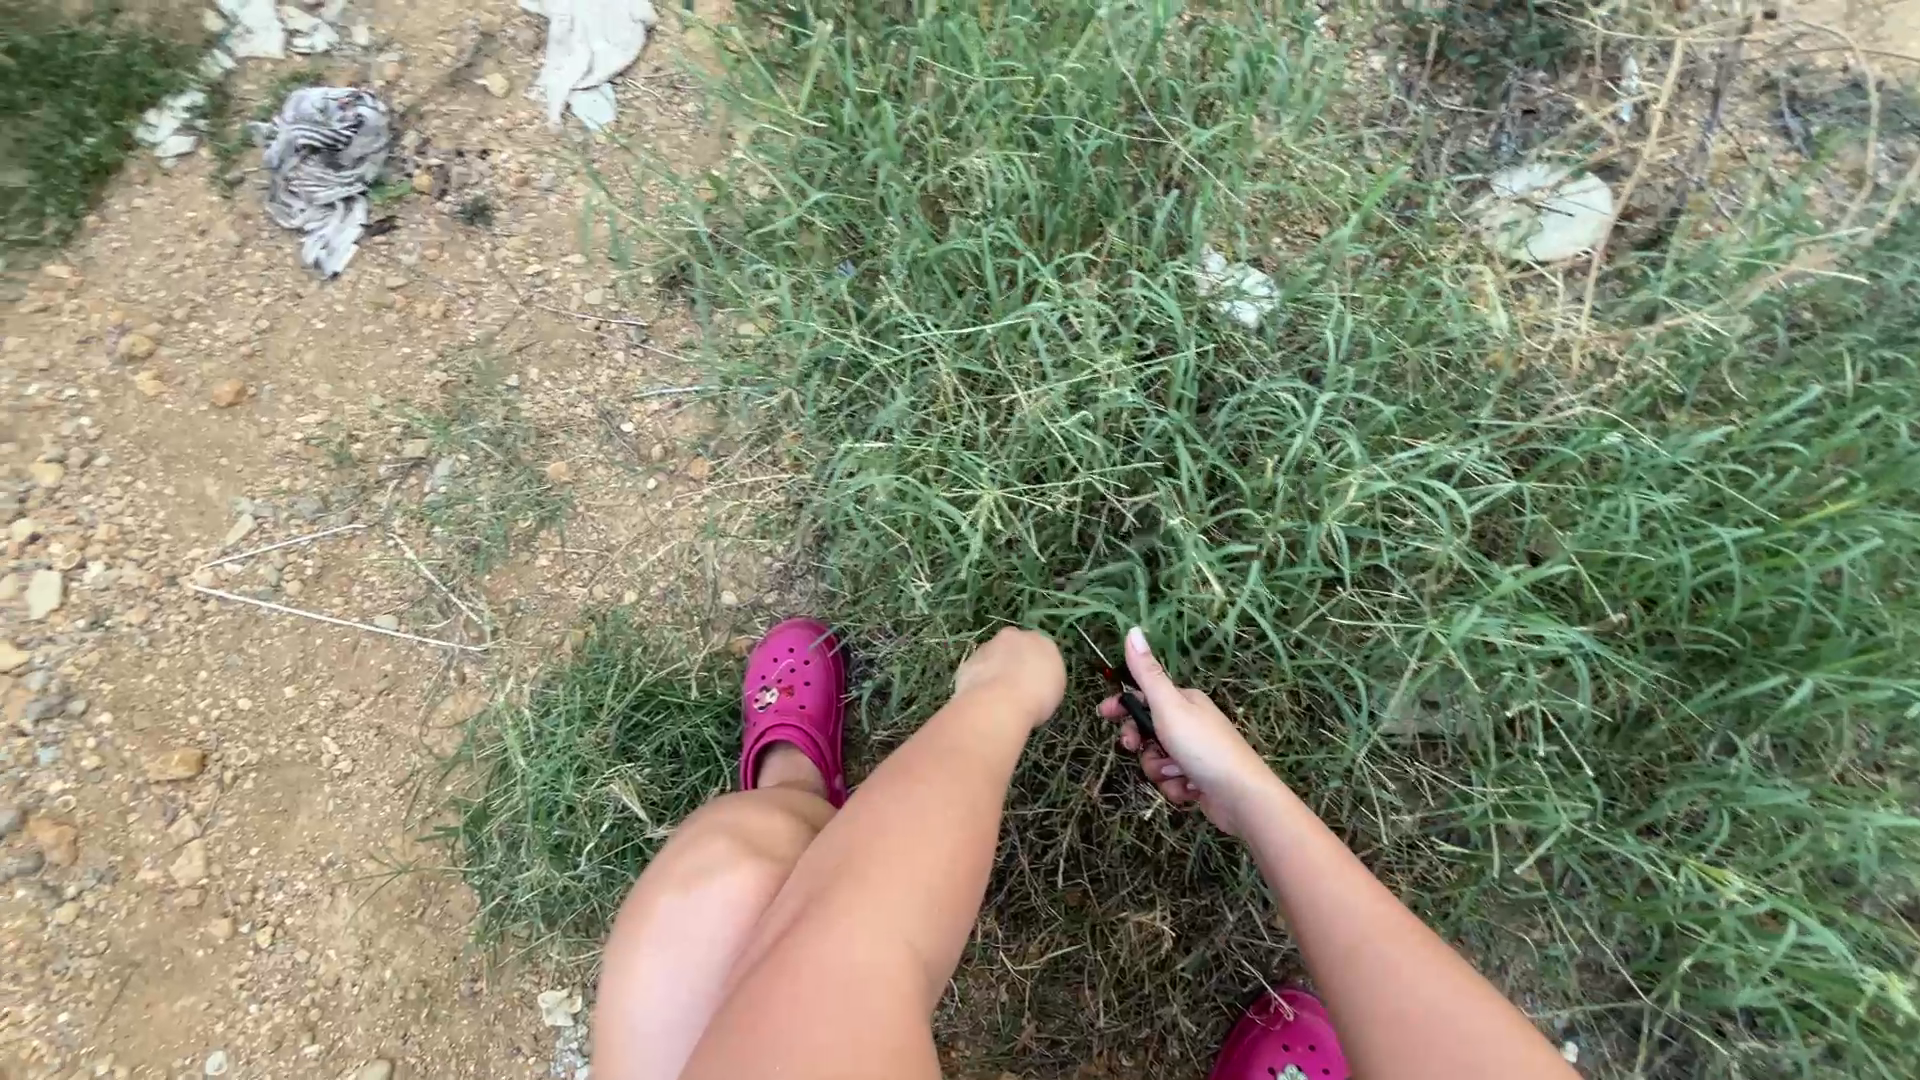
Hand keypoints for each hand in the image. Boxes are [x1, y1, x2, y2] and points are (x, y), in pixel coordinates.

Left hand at [953, 627, 1066, 727]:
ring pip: (992, 655)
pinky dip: (978, 679)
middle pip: (1015, 646)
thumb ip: (1044, 678)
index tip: (1034, 685)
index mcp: (1043, 643)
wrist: (999, 703)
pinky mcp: (969, 660)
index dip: (1036, 667)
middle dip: (1014, 661)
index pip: (1041, 650)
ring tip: (996, 696)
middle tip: (1015, 686)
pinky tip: (981, 698)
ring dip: (994, 669)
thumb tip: (1034, 682)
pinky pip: (976, 669)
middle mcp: (1015, 637)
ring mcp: (988, 646)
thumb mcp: (1054, 692)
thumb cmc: (1036, 699)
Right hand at [1100, 627, 1277, 835]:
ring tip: (1175, 773)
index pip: (1144, 696)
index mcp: (1184, 701)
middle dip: (1141, 745)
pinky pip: (1172, 781)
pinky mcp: (1199, 779)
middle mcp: (1190, 723)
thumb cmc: (1203, 746)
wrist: (1242, 797)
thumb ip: (1147, 673)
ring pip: (1156, 759)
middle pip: (1147, 731)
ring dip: (1159, 769)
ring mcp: (1195, 752)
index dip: (1122, 706)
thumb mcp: (1169, 705)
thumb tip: (1132, 630)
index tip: (1105, 715)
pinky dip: (1175, 787)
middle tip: (1135, 748)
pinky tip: (1190, 789)